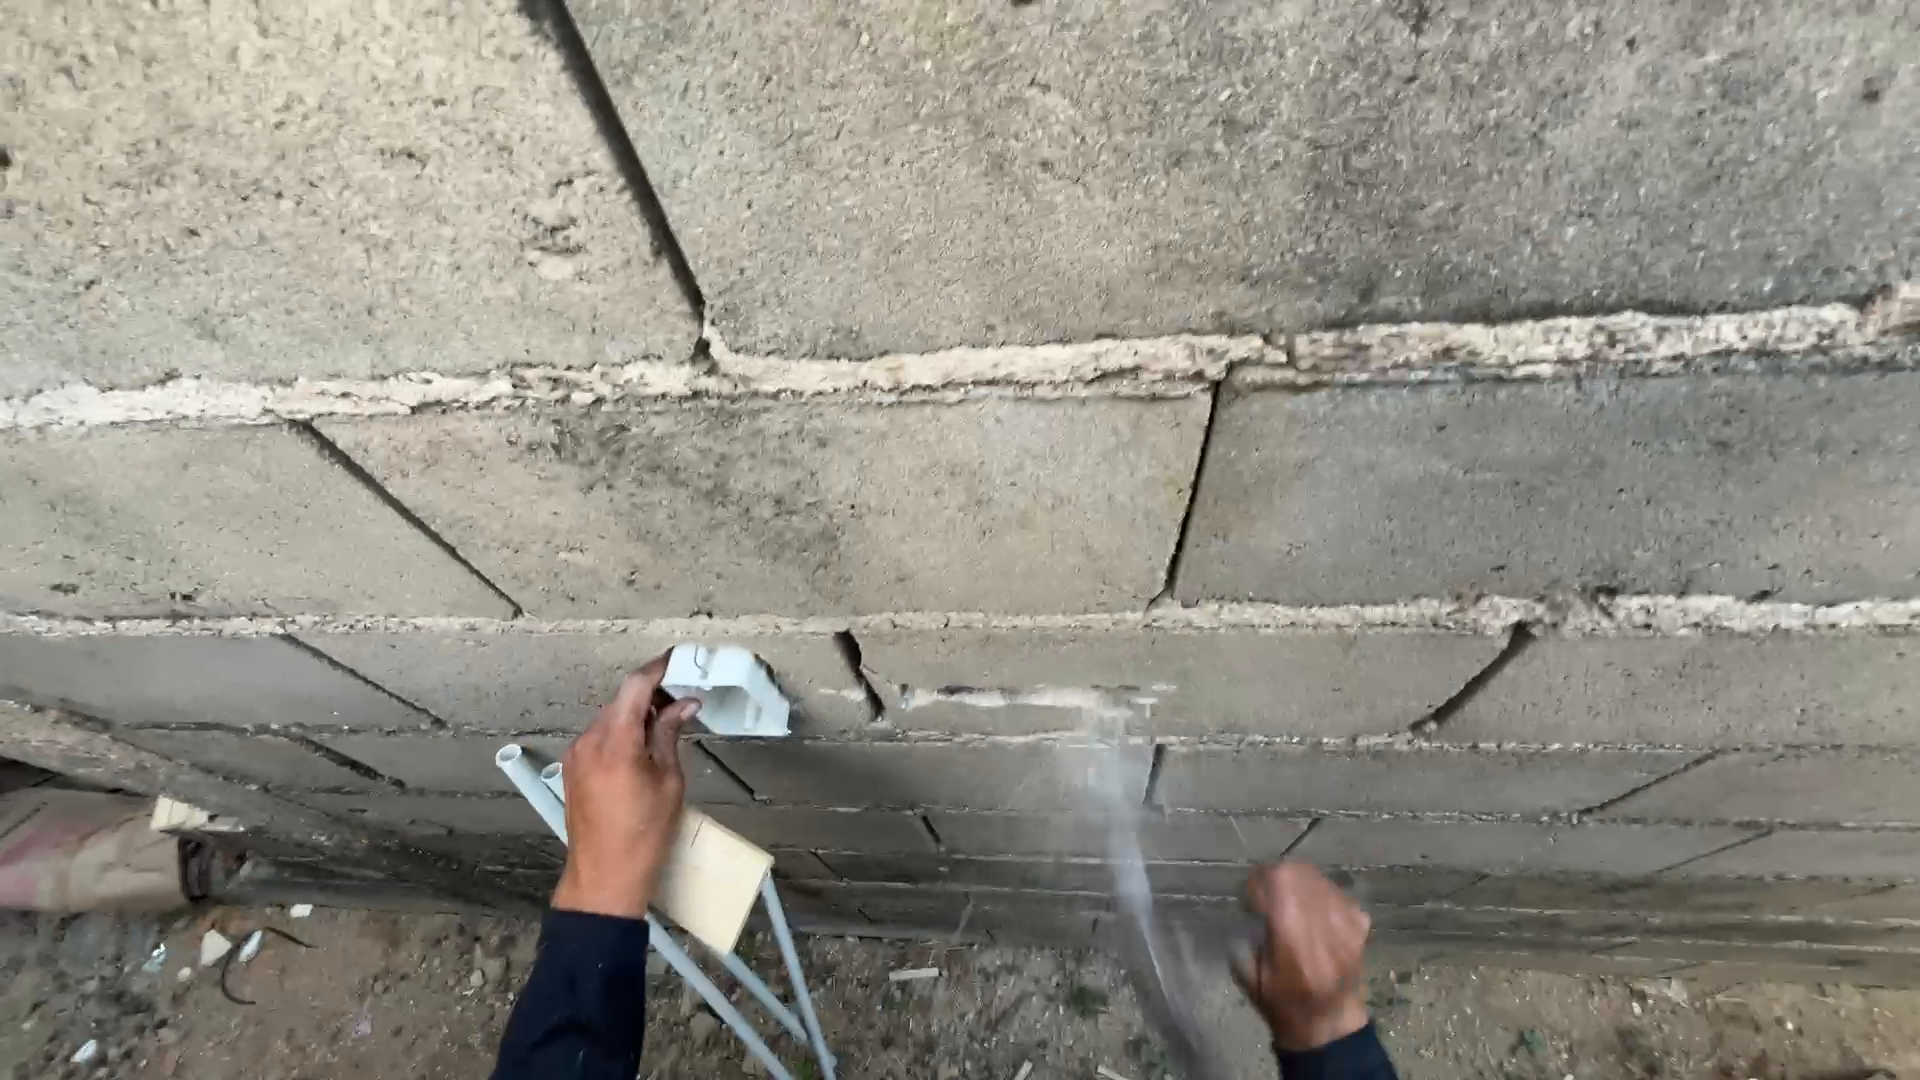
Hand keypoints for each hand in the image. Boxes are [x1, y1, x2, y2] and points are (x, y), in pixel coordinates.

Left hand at [550, 656, 700, 918]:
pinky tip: (644, 744)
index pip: (635, 686)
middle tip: (683, 698)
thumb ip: (669, 734)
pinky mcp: (573, 767)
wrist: (605, 875)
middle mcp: (589, 741)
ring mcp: (576, 754)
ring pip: (611, 716)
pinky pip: (601, 735)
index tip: (679, 660)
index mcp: (615, 742)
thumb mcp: (668, 779)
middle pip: (622, 700)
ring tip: (667, 724)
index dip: (658, 668)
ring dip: (637, 713)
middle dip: (652, 693)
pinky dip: (623, 730)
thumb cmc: (646, 830)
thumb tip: (684, 703)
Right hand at [1234, 862, 1371, 1050]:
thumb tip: (1249, 900)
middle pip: (1301, 874)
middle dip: (1277, 874)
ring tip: (1290, 898)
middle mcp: (1323, 930)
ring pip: (1320, 879)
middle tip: (1267, 890)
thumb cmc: (1281, 1002)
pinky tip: (1315, 909)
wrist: (1329, 1027)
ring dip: (1299, 881)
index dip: (1261, 878)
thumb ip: (1244, 933)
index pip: (1281, 882)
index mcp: (1293, 943)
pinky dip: (1323, 894)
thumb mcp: (1248, 974)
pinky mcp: (1360, 931)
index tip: (1251, 893)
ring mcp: (1347, 929)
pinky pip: (1340, 894)